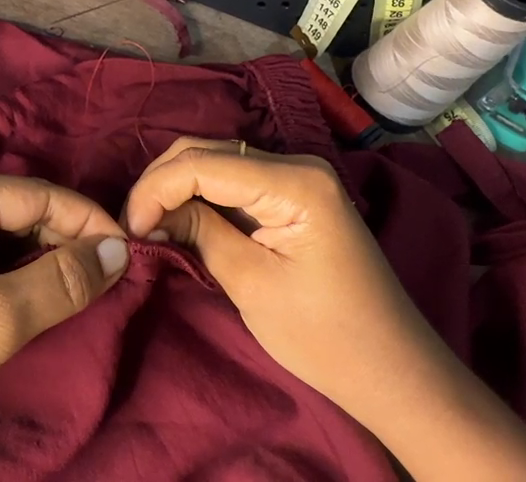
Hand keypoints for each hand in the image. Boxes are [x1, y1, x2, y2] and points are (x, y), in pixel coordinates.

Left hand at [0, 172, 130, 481]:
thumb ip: (62, 280)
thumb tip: (119, 249)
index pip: (39, 194)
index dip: (90, 223)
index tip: (134, 259)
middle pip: (25, 210)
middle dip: (70, 242)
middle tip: (115, 283)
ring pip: (11, 236)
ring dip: (49, 262)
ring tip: (88, 294)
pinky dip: (23, 277)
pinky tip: (46, 301)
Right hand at [124, 137, 432, 413]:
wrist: (395, 374)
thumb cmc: (326, 338)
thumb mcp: (250, 284)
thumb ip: (198, 233)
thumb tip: (149, 215)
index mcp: (295, 181)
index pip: (202, 163)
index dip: (155, 190)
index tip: (129, 230)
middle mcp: (296, 163)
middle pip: (205, 151)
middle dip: (160, 184)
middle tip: (133, 226)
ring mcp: (297, 176)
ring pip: (213, 160)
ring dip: (175, 188)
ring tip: (148, 225)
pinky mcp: (292, 194)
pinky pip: (231, 180)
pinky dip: (198, 196)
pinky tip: (177, 220)